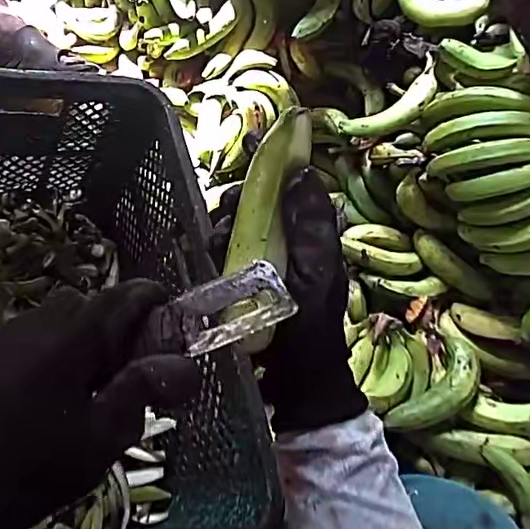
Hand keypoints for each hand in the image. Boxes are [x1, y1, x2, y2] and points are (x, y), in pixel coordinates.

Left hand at [0, 279, 198, 528]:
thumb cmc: (38, 468)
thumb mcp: (102, 435)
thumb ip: (142, 389)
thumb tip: (184, 364)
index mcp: (72, 338)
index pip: (121, 297)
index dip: (149, 298)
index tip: (167, 309)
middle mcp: (37, 324)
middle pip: (87, 304)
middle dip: (112, 322)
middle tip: (127, 360)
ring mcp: (3, 338)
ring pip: (54, 319)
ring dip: (78, 336)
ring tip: (86, 379)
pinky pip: (25, 337)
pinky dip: (47, 350)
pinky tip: (44, 392)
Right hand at [212, 168, 364, 432]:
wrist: (293, 385)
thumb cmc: (309, 330)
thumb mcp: (317, 275)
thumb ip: (312, 225)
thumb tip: (303, 173)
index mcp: (312, 235)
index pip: (292, 186)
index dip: (273, 162)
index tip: (253, 143)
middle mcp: (287, 242)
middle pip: (259, 201)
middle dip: (241, 198)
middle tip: (231, 210)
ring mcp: (263, 260)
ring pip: (237, 222)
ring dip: (225, 224)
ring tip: (221, 242)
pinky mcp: (241, 279)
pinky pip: (223, 249)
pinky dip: (215, 247)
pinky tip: (212, 258)